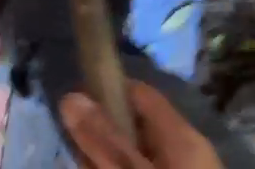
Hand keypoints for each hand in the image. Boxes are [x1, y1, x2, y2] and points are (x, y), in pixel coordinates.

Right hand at [60, 83, 222, 168]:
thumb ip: (104, 140)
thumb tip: (70, 96)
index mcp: (182, 137)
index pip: (138, 92)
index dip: (105, 92)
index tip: (74, 109)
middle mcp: (184, 152)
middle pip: (132, 126)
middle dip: (101, 139)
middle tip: (82, 161)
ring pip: (133, 156)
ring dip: (107, 164)